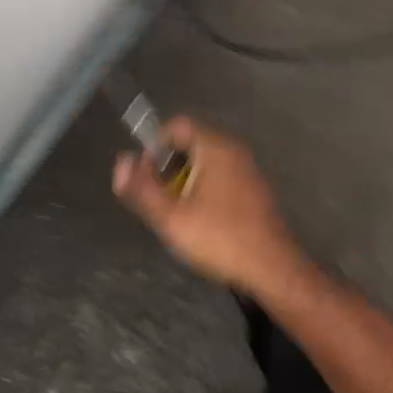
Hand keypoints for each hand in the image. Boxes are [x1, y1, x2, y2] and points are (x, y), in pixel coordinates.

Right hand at [112, 118, 307, 294]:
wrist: (272, 266)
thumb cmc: (220, 238)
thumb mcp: (172, 217)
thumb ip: (142, 189)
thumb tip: (120, 163)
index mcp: (215, 146)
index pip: (177, 125)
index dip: (154, 146)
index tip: (144, 176)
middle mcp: (234, 149)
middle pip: (190, 143)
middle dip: (167, 166)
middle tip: (158, 199)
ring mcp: (247, 168)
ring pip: (204, 161)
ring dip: (184, 180)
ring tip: (176, 212)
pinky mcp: (253, 187)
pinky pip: (220, 175)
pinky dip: (203, 188)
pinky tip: (200, 220)